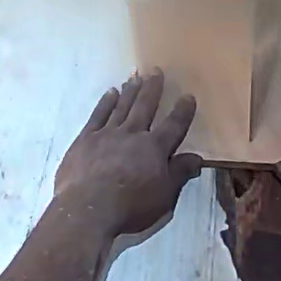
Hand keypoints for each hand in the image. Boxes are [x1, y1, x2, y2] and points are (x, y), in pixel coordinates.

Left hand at [53, 71, 202, 237]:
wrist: (88, 208)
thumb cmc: (130, 207)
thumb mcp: (164, 196)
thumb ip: (179, 174)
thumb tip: (196, 158)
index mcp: (155, 148)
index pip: (174, 126)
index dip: (182, 111)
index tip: (188, 97)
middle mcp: (132, 134)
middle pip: (145, 107)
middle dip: (152, 89)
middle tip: (156, 71)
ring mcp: (106, 134)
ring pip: (121, 107)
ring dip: (130, 92)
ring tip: (135, 77)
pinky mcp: (84, 139)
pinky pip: (97, 115)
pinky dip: (105, 103)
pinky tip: (110, 93)